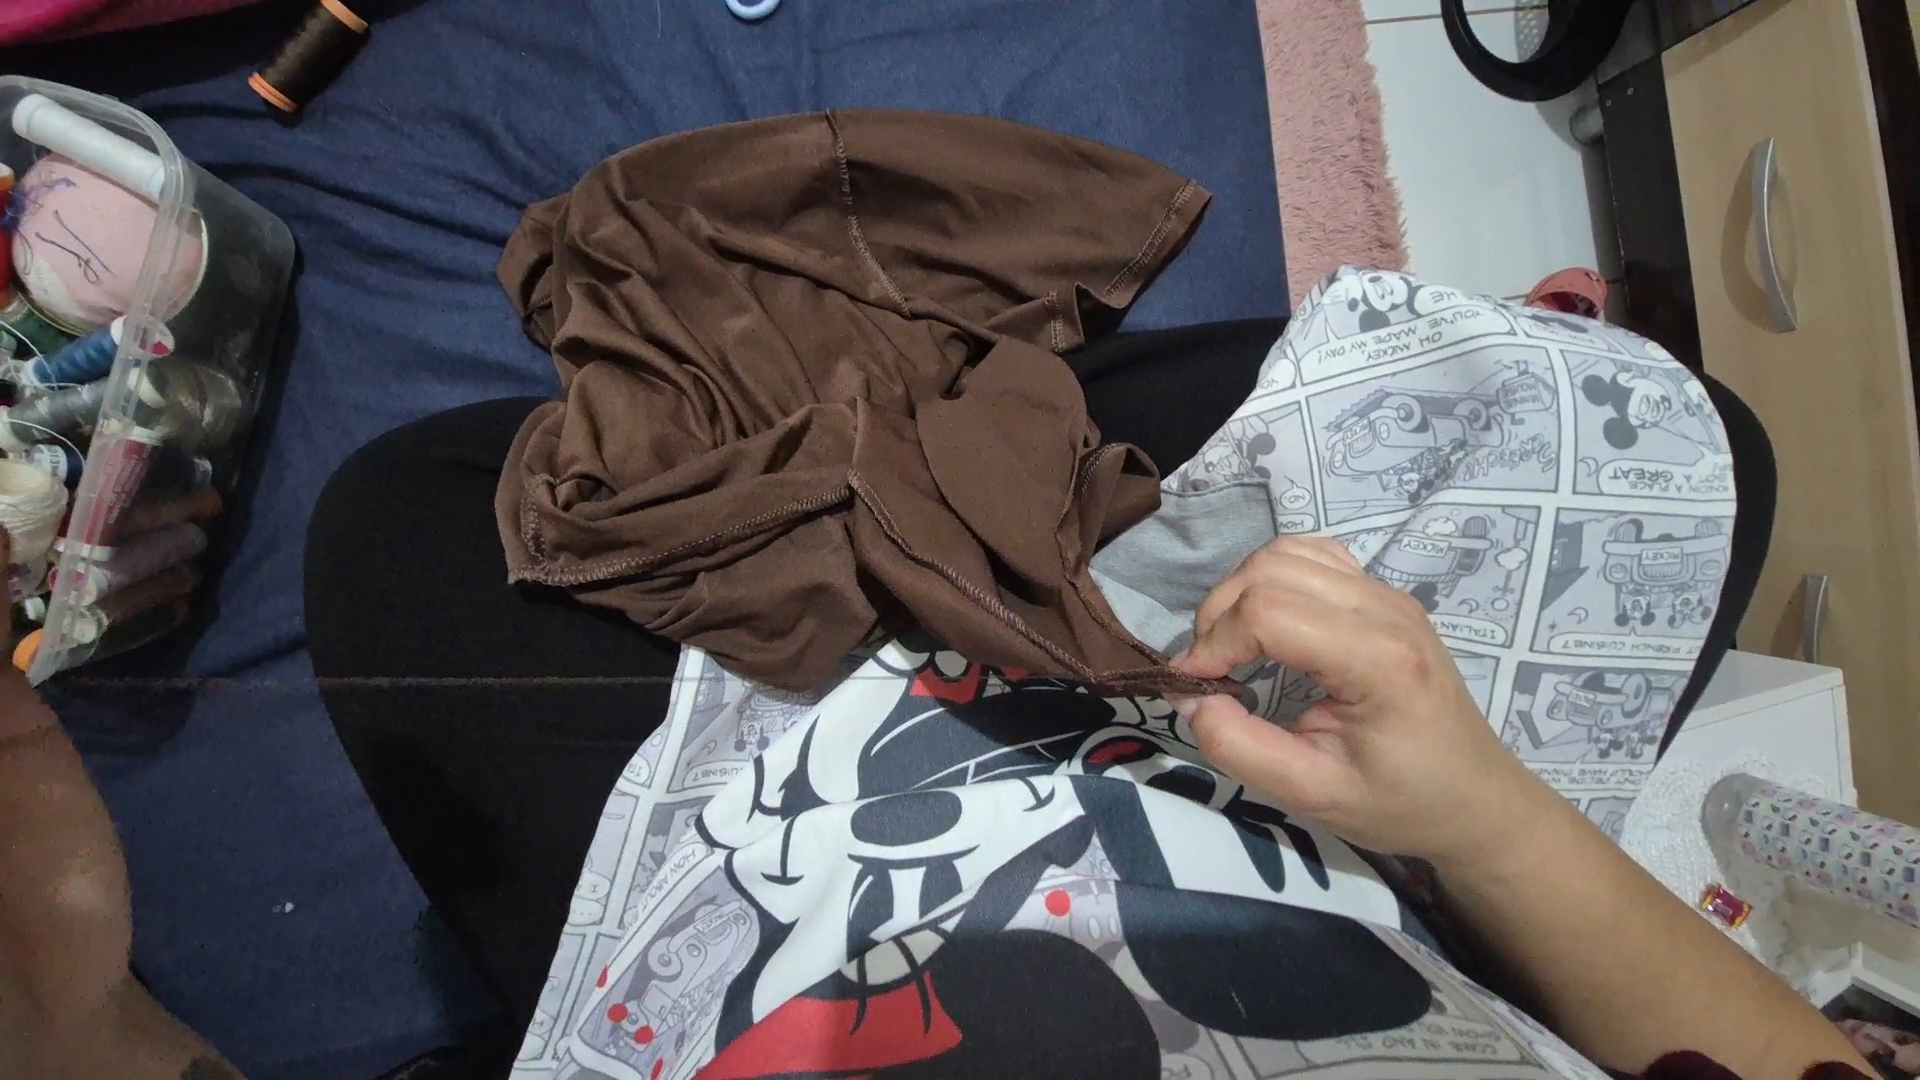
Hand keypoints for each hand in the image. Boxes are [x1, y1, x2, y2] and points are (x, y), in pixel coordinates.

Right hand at [1170, 536, 1553, 868]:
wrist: (1476, 798)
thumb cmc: (1399, 802)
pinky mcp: (1379, 591)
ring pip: (1283, 553)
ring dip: (1239, 592)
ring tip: (1231, 643)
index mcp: (1378, 660)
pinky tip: (1266, 618)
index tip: (1194, 684)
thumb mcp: (1311, 794)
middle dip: (1218, 616)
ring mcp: (1385, 592)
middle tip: (1209, 669)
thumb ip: (1238, 746)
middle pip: (1269, 571)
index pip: (1268, 612)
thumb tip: (1189, 697)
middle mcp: (1385, 609)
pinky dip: (1269, 576)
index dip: (1214, 643)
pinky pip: (1308, 554)